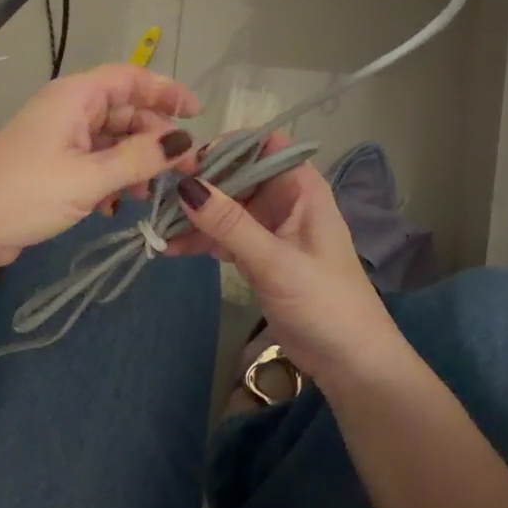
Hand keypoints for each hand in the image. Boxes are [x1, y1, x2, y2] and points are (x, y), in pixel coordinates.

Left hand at [0, 65, 201, 273]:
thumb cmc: (28, 194)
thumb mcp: (89, 178)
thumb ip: (139, 158)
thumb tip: (183, 141)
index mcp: (73, 97)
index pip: (130, 77)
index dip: (166, 91)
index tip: (198, 114)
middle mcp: (65, 109)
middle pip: (123, 111)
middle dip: (154, 138)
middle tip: (184, 170)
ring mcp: (56, 137)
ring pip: (109, 140)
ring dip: (133, 164)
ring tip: (146, 195)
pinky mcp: (49, 165)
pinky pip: (92, 162)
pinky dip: (110, 179)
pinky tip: (115, 208)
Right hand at [168, 131, 397, 380]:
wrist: (350, 362)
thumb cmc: (325, 303)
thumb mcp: (274, 261)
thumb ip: (230, 223)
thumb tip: (184, 185)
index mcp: (302, 189)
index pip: (264, 145)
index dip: (227, 145)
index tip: (188, 160)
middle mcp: (285, 201)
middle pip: (237, 175)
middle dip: (199, 182)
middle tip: (158, 193)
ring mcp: (270, 229)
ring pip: (225, 207)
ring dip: (193, 214)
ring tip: (156, 224)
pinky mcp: (258, 256)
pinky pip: (223, 236)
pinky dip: (199, 240)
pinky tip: (170, 249)